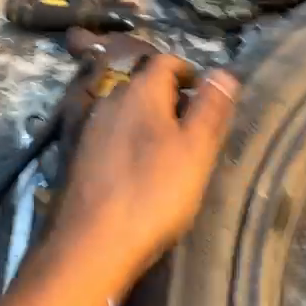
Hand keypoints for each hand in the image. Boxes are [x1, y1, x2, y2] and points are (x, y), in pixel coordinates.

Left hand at [45, 55, 238, 288]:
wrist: (92, 244)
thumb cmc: (153, 191)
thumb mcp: (195, 149)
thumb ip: (210, 107)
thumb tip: (224, 71)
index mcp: (140, 91)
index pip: (165, 61)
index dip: (188, 70)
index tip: (206, 92)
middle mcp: (111, 100)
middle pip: (145, 85)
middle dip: (171, 97)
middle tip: (195, 125)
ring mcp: (92, 129)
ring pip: (127, 111)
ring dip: (150, 120)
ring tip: (172, 150)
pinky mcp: (81, 157)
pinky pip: (113, 135)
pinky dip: (131, 141)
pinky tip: (141, 171)